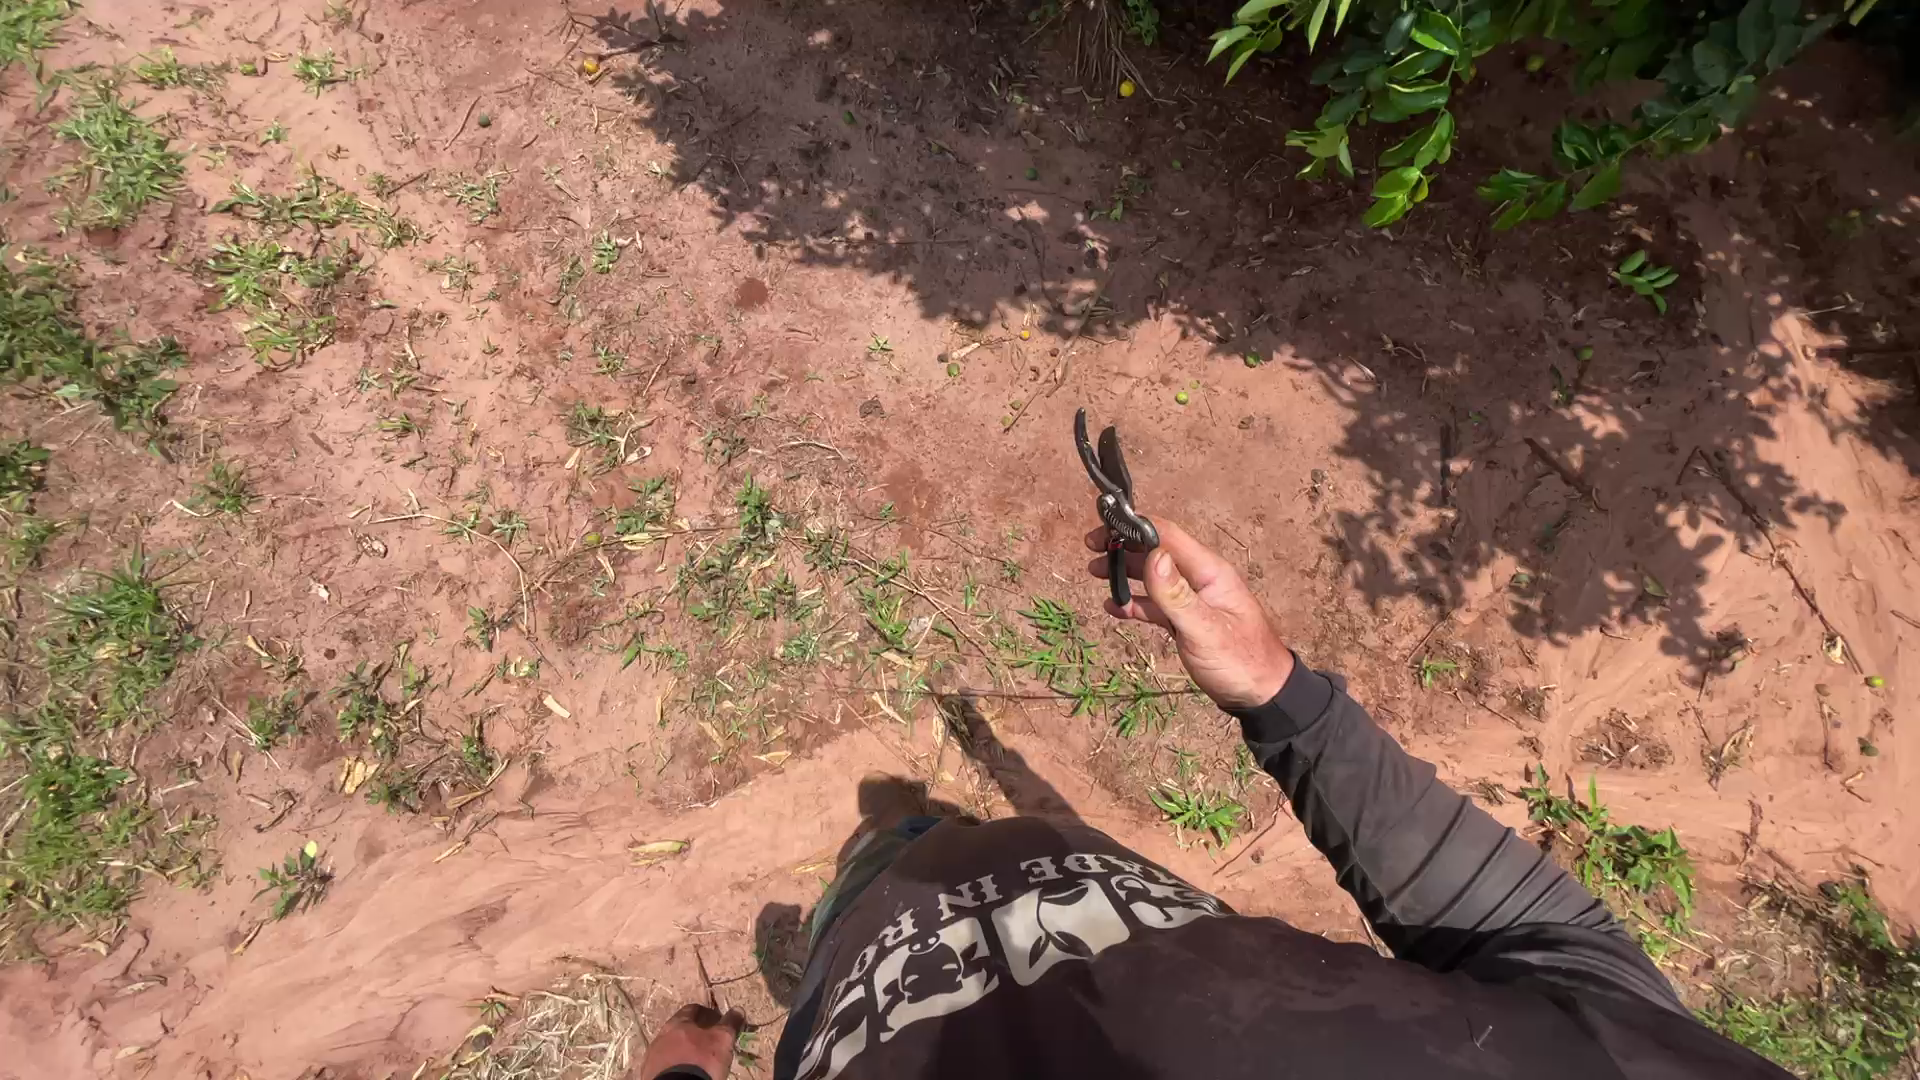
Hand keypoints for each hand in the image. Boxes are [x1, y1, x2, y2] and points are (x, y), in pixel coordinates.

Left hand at [634, 1003, 744, 1079]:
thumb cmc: (701, 1061)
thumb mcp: (722, 1040)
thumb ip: (730, 1023)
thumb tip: (738, 1010)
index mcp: (677, 1023)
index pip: (693, 1009)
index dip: (707, 1013)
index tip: (717, 1022)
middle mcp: (661, 1037)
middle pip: (680, 1029)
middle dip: (693, 1034)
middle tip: (708, 1043)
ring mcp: (652, 1059)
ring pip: (670, 1049)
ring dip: (683, 1052)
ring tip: (696, 1062)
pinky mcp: (649, 1077)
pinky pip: (664, 1067)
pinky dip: (674, 1067)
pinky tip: (685, 1074)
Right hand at [1084, 519, 1293, 708]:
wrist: (1262, 696)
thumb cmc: (1240, 661)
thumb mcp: (1205, 629)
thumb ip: (1177, 594)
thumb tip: (1152, 556)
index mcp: (1208, 572)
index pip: (1167, 536)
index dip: (1135, 527)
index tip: (1104, 528)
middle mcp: (1199, 579)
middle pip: (1156, 551)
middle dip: (1123, 546)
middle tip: (1091, 547)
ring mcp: (1191, 599)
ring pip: (1151, 576)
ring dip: (1124, 572)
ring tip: (1094, 570)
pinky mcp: (1184, 620)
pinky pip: (1154, 604)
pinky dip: (1133, 603)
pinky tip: (1113, 607)